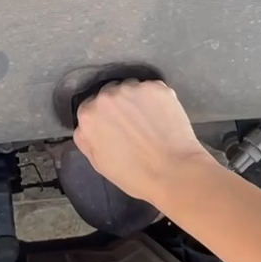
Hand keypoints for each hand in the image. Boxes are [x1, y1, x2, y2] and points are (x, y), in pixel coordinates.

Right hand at [72, 80, 217, 204]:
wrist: (174, 171)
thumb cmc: (136, 174)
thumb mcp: (98, 162)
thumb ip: (85, 138)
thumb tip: (85, 126)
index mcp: (88, 115)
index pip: (89, 106)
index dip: (102, 117)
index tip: (113, 126)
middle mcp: (107, 96)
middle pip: (109, 93)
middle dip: (118, 105)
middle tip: (132, 125)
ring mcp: (133, 89)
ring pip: (131, 88)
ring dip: (137, 100)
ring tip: (148, 122)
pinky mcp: (156, 87)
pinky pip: (152, 89)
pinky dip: (156, 100)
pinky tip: (161, 118)